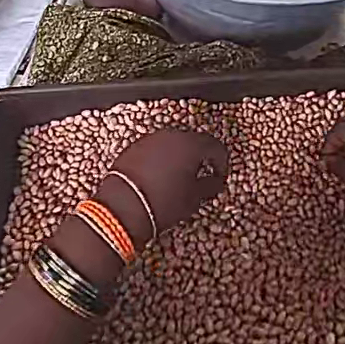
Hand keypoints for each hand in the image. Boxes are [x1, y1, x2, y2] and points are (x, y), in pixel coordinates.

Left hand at [100, 128, 229, 238]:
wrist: (123, 207)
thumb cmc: (162, 203)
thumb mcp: (195, 198)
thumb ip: (211, 185)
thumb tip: (215, 181)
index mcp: (191, 144)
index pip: (215, 147)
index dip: (221, 163)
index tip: (219, 177)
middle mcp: (171, 135)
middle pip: (193, 142)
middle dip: (200, 158)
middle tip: (201, 177)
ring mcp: (150, 140)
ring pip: (172, 144)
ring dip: (179, 158)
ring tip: (179, 180)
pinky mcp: (134, 148)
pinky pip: (155, 150)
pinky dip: (161, 160)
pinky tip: (159, 179)